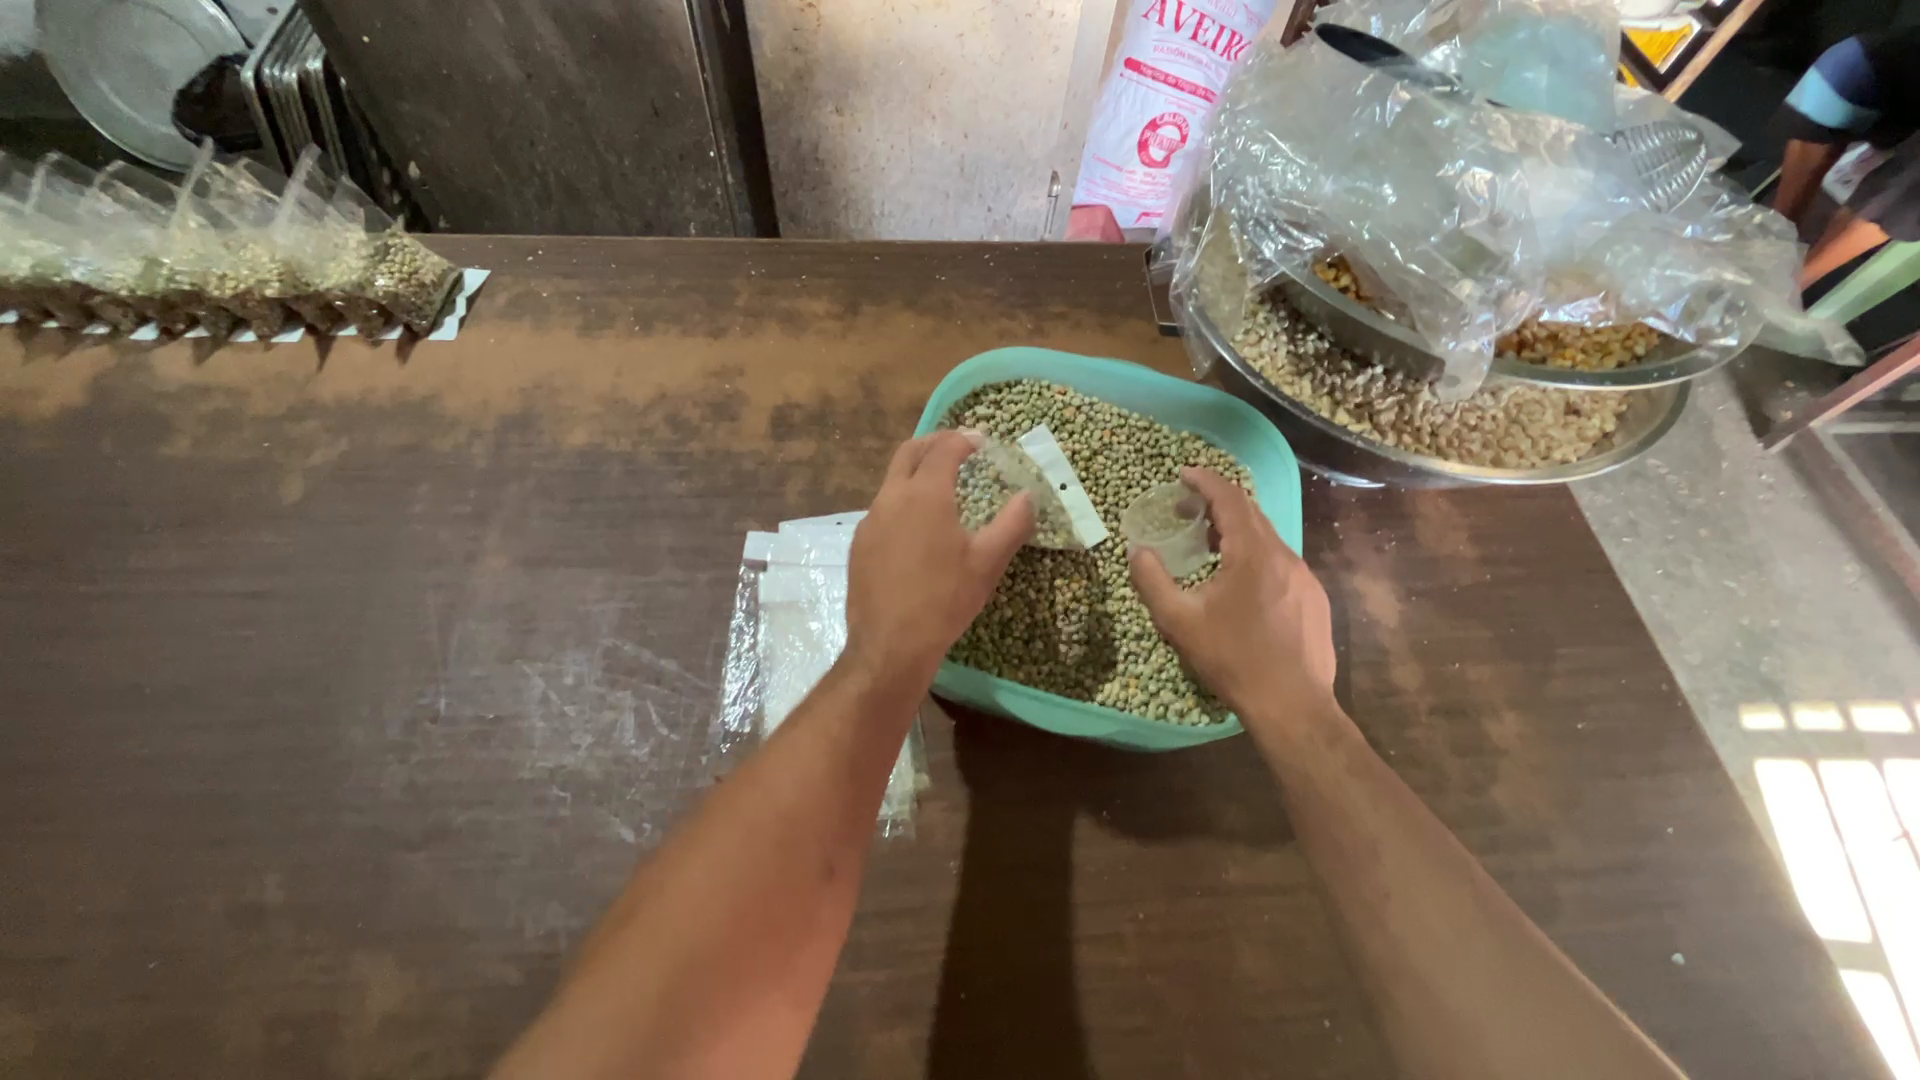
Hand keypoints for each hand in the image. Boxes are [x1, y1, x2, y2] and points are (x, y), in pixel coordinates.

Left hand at [844, 431, 1033, 687]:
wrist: (890, 644)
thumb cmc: (945, 600)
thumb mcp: (988, 563)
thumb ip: (1012, 524)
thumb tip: (1029, 496)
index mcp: (926, 495)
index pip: (944, 449)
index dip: (964, 439)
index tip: (981, 441)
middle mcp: (892, 498)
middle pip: (909, 452)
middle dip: (934, 443)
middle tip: (957, 447)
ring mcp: (870, 521)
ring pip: (892, 481)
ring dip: (916, 473)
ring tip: (940, 487)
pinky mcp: (859, 544)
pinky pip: (882, 509)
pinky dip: (902, 502)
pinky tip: (917, 528)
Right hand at [1128, 467, 1333, 718]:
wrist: (1291, 703)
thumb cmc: (1232, 658)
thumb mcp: (1179, 621)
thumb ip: (1152, 581)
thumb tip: (1137, 551)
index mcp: (1252, 554)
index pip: (1229, 498)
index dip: (1205, 481)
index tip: (1183, 474)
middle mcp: (1284, 556)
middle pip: (1251, 513)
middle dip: (1218, 503)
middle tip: (1187, 510)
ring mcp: (1304, 577)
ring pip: (1268, 538)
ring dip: (1237, 531)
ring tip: (1209, 544)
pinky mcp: (1314, 598)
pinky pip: (1281, 562)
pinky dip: (1256, 555)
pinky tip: (1241, 583)